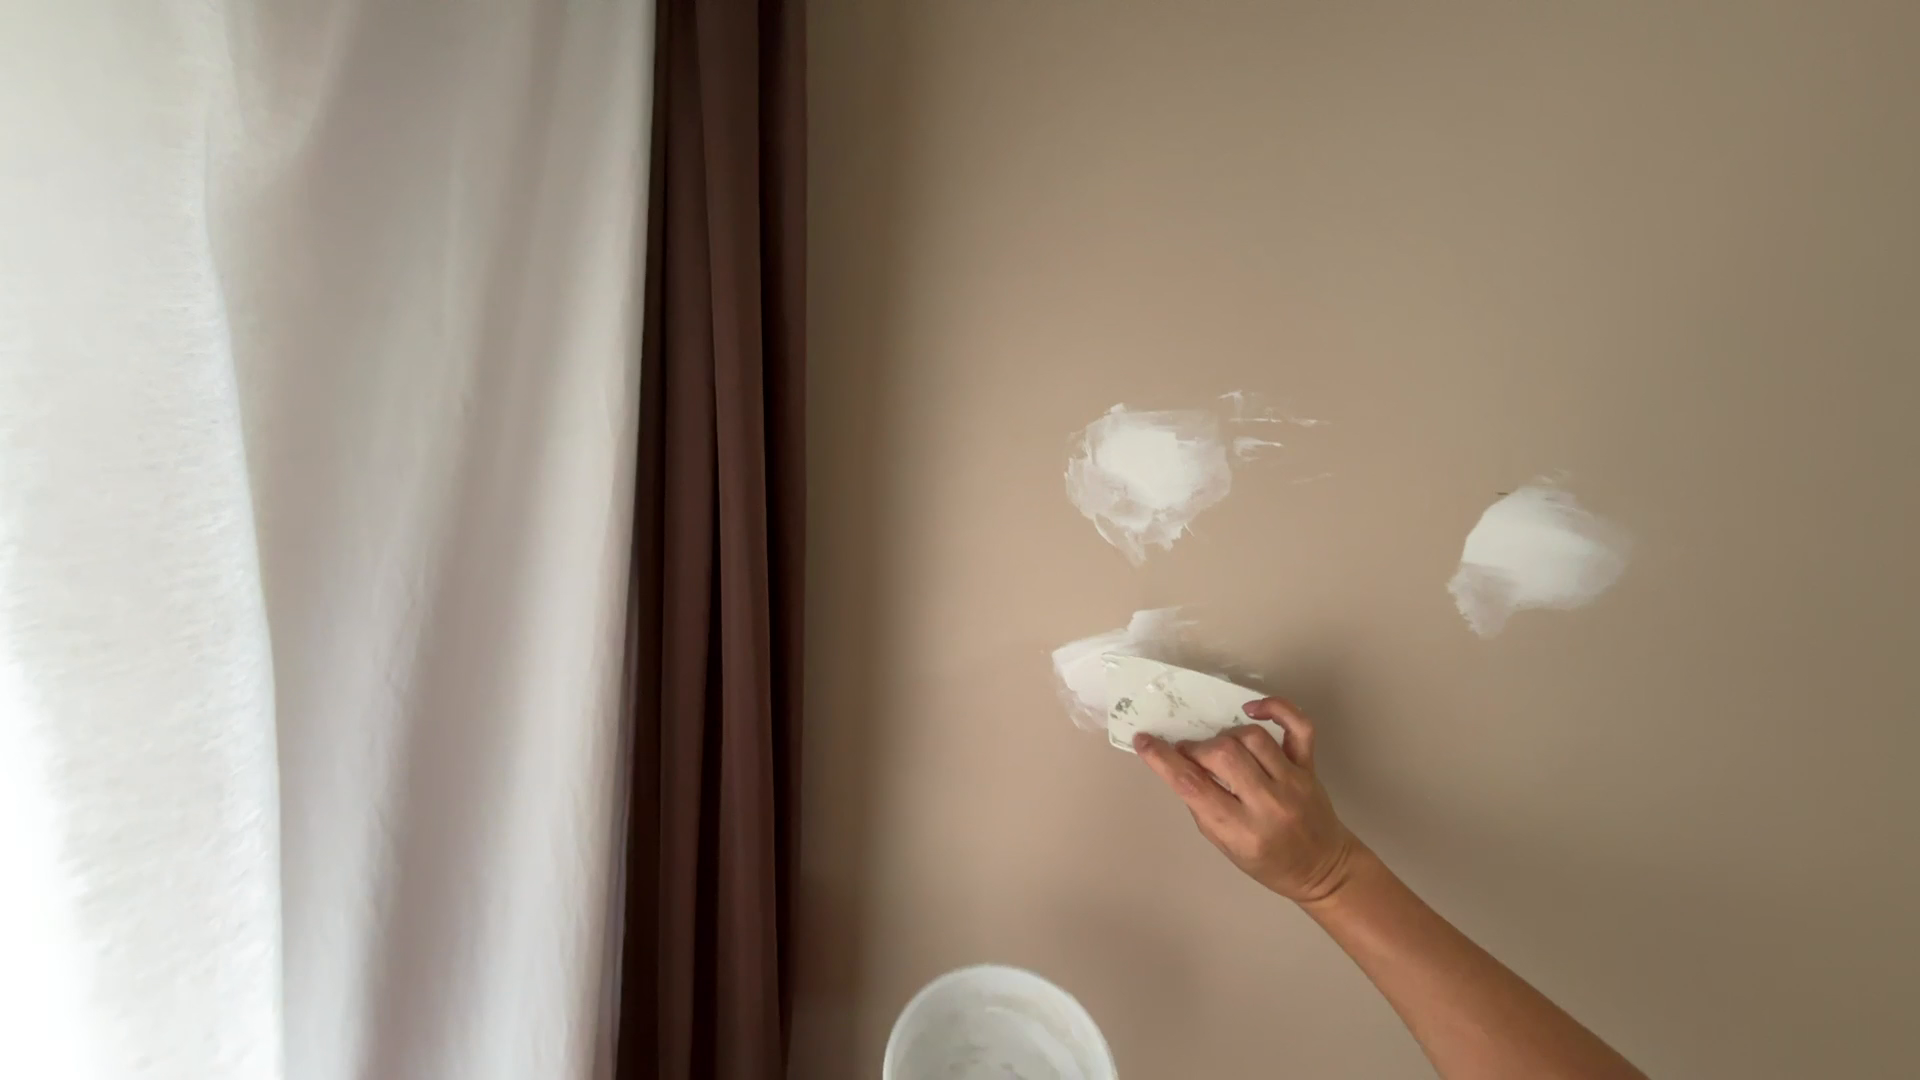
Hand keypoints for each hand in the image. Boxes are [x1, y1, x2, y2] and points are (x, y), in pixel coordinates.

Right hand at [1134, 698, 1360, 904]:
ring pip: (1252, 737)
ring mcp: (1293, 782)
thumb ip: (1201, 804)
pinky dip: (1276, 708)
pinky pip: (1298, 726)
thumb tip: (1179, 764)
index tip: (1145, 741)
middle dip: (1196, 748)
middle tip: (1190, 755)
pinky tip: (1252, 709)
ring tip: (1220, 748)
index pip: (1194, 786)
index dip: (1163, 760)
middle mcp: (1269, 803)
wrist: (1324, 869)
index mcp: (1242, 831)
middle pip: (1223, 754)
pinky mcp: (1310, 767)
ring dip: (1226, 736)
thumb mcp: (1224, 845)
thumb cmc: (1267, 862)